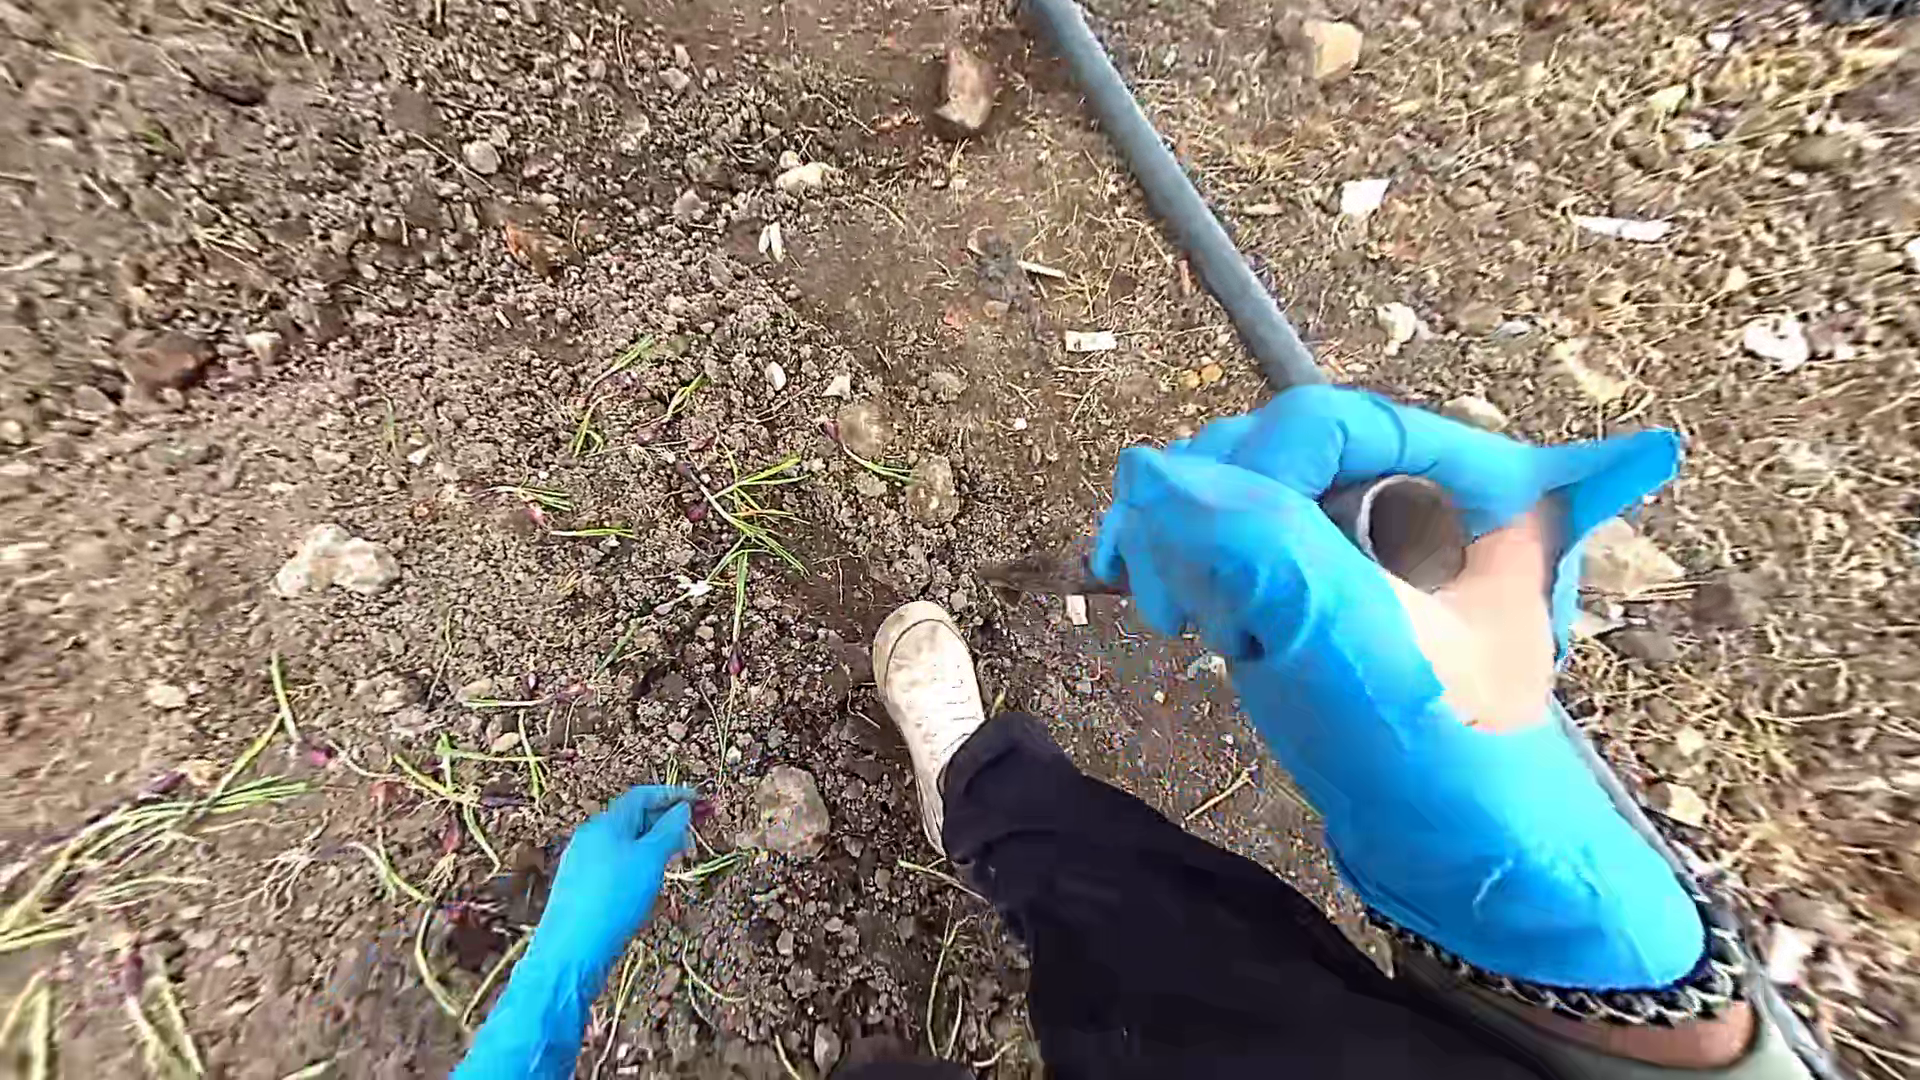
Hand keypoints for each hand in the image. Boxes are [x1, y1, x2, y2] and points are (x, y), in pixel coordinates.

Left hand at [536, 785, 694, 972]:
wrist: (569, 958)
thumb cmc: (615, 898)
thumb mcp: (652, 858)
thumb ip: (670, 828)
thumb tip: (683, 808)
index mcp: (605, 824)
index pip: (643, 795)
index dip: (673, 794)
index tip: (700, 802)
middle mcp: (590, 838)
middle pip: (635, 818)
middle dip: (667, 821)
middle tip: (694, 832)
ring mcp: (583, 864)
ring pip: (628, 843)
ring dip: (656, 844)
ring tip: (677, 857)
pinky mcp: (581, 889)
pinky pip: (617, 863)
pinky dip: (640, 862)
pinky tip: (651, 879)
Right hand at [1093, 386, 1702, 990]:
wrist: (1424, 818)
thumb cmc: (1421, 739)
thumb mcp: (1347, 638)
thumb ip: (1257, 541)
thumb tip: (1141, 465)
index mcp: (1464, 477)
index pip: (1327, 423)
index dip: (1255, 477)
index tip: (1226, 568)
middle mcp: (1395, 478)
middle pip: (1254, 448)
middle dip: (1198, 522)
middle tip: (1188, 610)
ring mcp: (1329, 514)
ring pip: (1210, 482)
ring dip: (1166, 542)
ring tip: (1173, 620)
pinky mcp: (1283, 549)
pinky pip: (1196, 518)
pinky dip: (1156, 550)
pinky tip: (1142, 591)